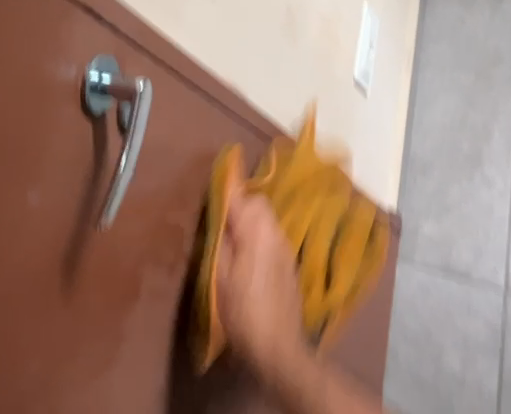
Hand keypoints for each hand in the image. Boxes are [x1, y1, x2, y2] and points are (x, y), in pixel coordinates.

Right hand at [215, 167, 306, 372]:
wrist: (280, 350)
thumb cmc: (243, 313)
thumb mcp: (221, 278)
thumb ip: (221, 241)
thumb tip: (221, 217)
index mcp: (256, 233)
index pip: (243, 196)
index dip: (232, 180)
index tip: (227, 161)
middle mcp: (275, 235)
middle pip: (260, 203)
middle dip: (242, 203)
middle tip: (221, 217)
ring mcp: (285, 251)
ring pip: (268, 220)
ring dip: (251, 219)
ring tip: (232, 237)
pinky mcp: (289, 266)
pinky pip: (272, 237)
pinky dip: (259, 235)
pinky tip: (248, 257)